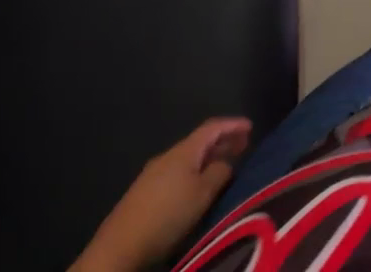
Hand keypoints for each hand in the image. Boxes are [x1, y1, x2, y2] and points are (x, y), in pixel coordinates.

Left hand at [70, 117, 250, 271]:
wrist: (120, 246)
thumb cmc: (168, 215)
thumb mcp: (203, 193)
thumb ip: (220, 172)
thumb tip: (225, 163)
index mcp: (184, 151)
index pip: (212, 127)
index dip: (232, 124)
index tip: (251, 126)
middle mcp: (167, 156)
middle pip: (199, 142)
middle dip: (222, 142)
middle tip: (243, 146)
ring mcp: (153, 174)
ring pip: (188, 158)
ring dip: (208, 158)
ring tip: (225, 167)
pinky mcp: (145, 192)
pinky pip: (177, 172)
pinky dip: (194, 172)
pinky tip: (198, 187)